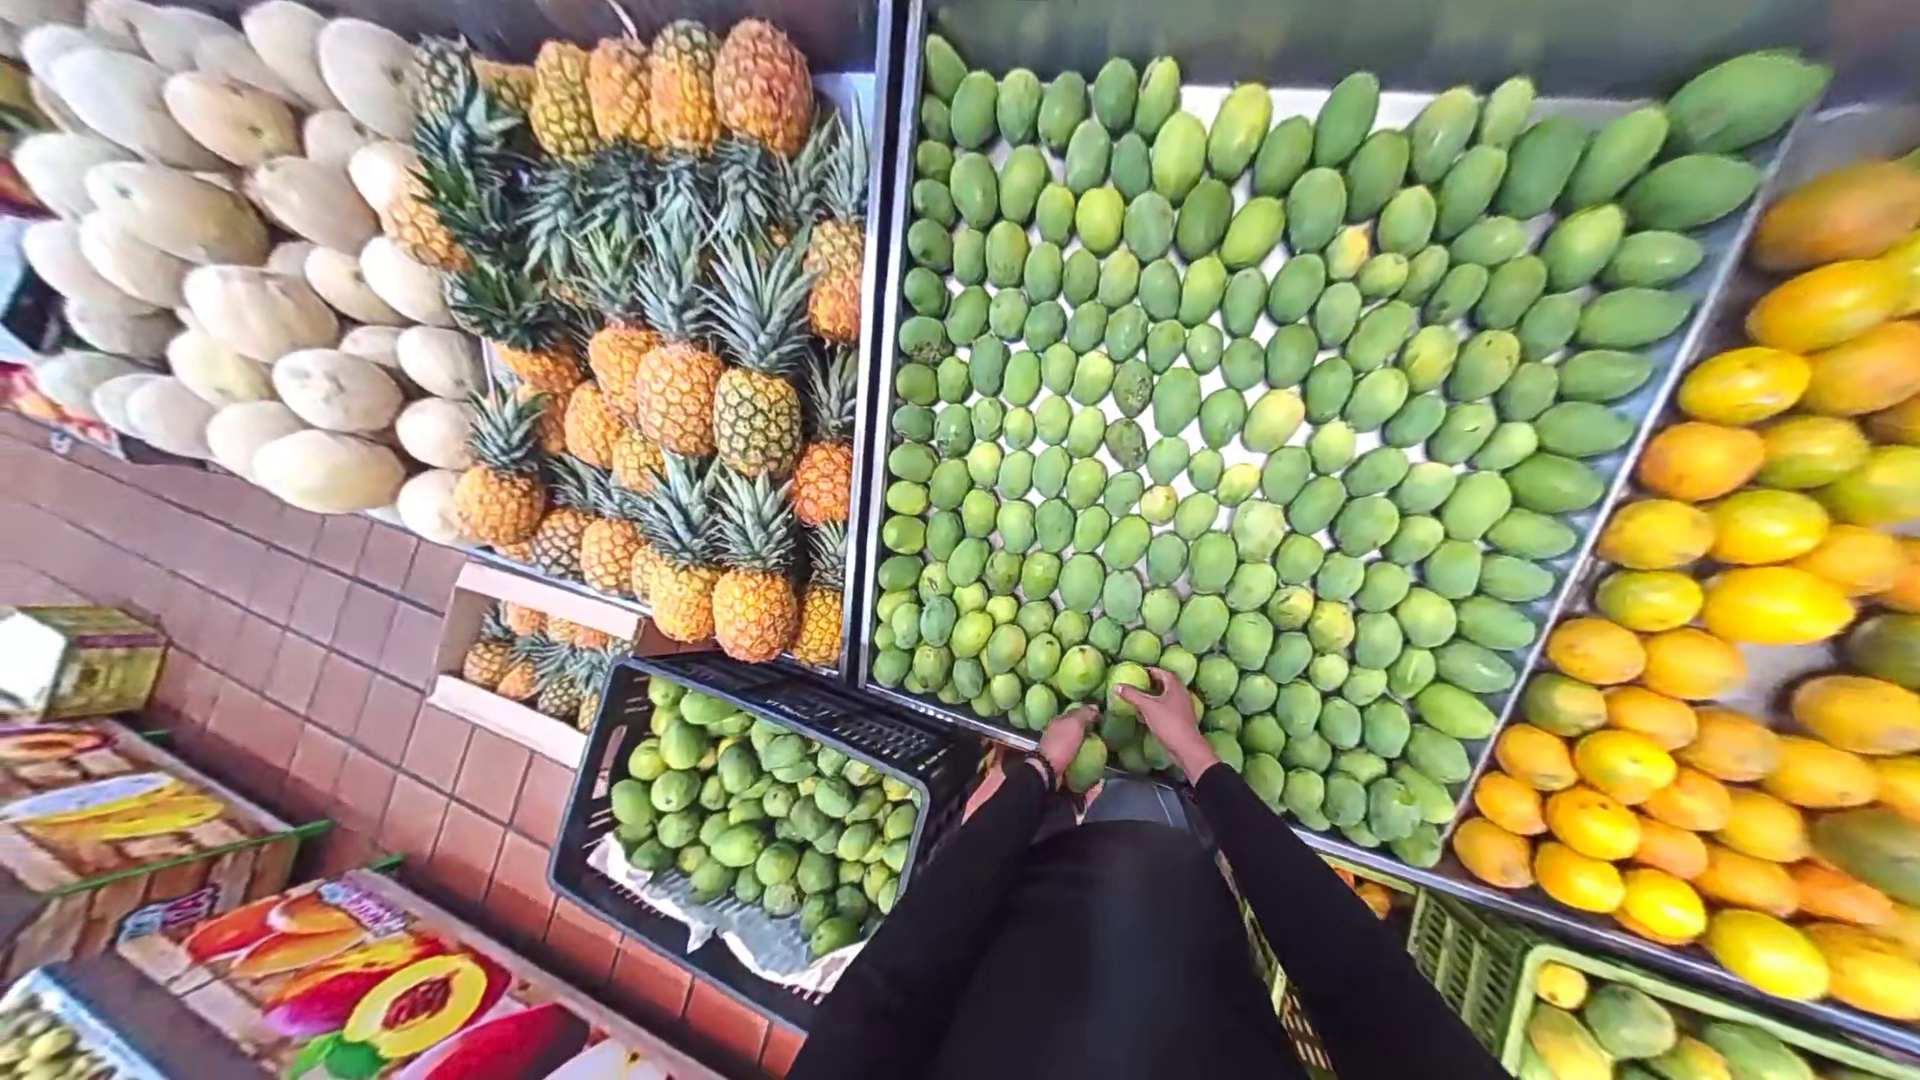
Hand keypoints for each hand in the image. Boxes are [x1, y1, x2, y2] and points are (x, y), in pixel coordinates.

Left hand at [1032, 705, 1096, 786]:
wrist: (1049, 769)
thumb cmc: (1062, 743)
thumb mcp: (1074, 724)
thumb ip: (1084, 714)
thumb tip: (1095, 707)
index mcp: (1059, 720)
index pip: (1076, 713)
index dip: (1089, 713)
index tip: (1103, 718)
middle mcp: (1058, 731)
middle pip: (1077, 728)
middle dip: (1089, 729)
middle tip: (1105, 732)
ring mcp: (1060, 746)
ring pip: (1077, 741)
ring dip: (1087, 743)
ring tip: (1102, 745)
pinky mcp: (1063, 760)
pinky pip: (1077, 754)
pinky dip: (1084, 754)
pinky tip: (1094, 756)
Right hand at [1116, 667, 1218, 779]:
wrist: (1186, 748)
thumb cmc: (1168, 723)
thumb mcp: (1147, 707)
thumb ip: (1132, 695)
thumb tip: (1116, 686)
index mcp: (1175, 687)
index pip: (1162, 672)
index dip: (1150, 670)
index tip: (1137, 671)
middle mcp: (1181, 694)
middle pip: (1165, 684)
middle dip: (1150, 683)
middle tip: (1136, 683)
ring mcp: (1182, 707)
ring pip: (1166, 697)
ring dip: (1153, 696)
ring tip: (1138, 698)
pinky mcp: (1180, 719)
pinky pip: (1166, 708)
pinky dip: (1156, 707)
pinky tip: (1145, 714)